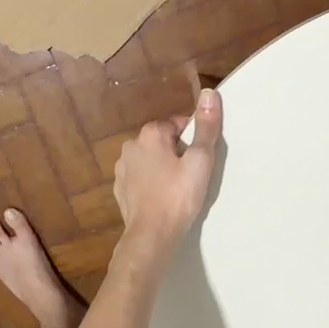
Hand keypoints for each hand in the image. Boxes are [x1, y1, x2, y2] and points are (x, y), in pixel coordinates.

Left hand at [113, 88, 222, 259]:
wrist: (151, 235)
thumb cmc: (178, 196)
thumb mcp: (200, 161)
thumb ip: (206, 127)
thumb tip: (208, 92)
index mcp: (150, 134)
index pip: (177, 124)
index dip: (193, 139)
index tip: (201, 158)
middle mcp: (130, 146)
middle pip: (162, 140)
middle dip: (177, 152)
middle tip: (192, 174)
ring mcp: (122, 168)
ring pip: (150, 159)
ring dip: (163, 167)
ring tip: (178, 188)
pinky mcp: (120, 188)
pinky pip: (140, 177)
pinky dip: (151, 182)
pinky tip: (162, 197)